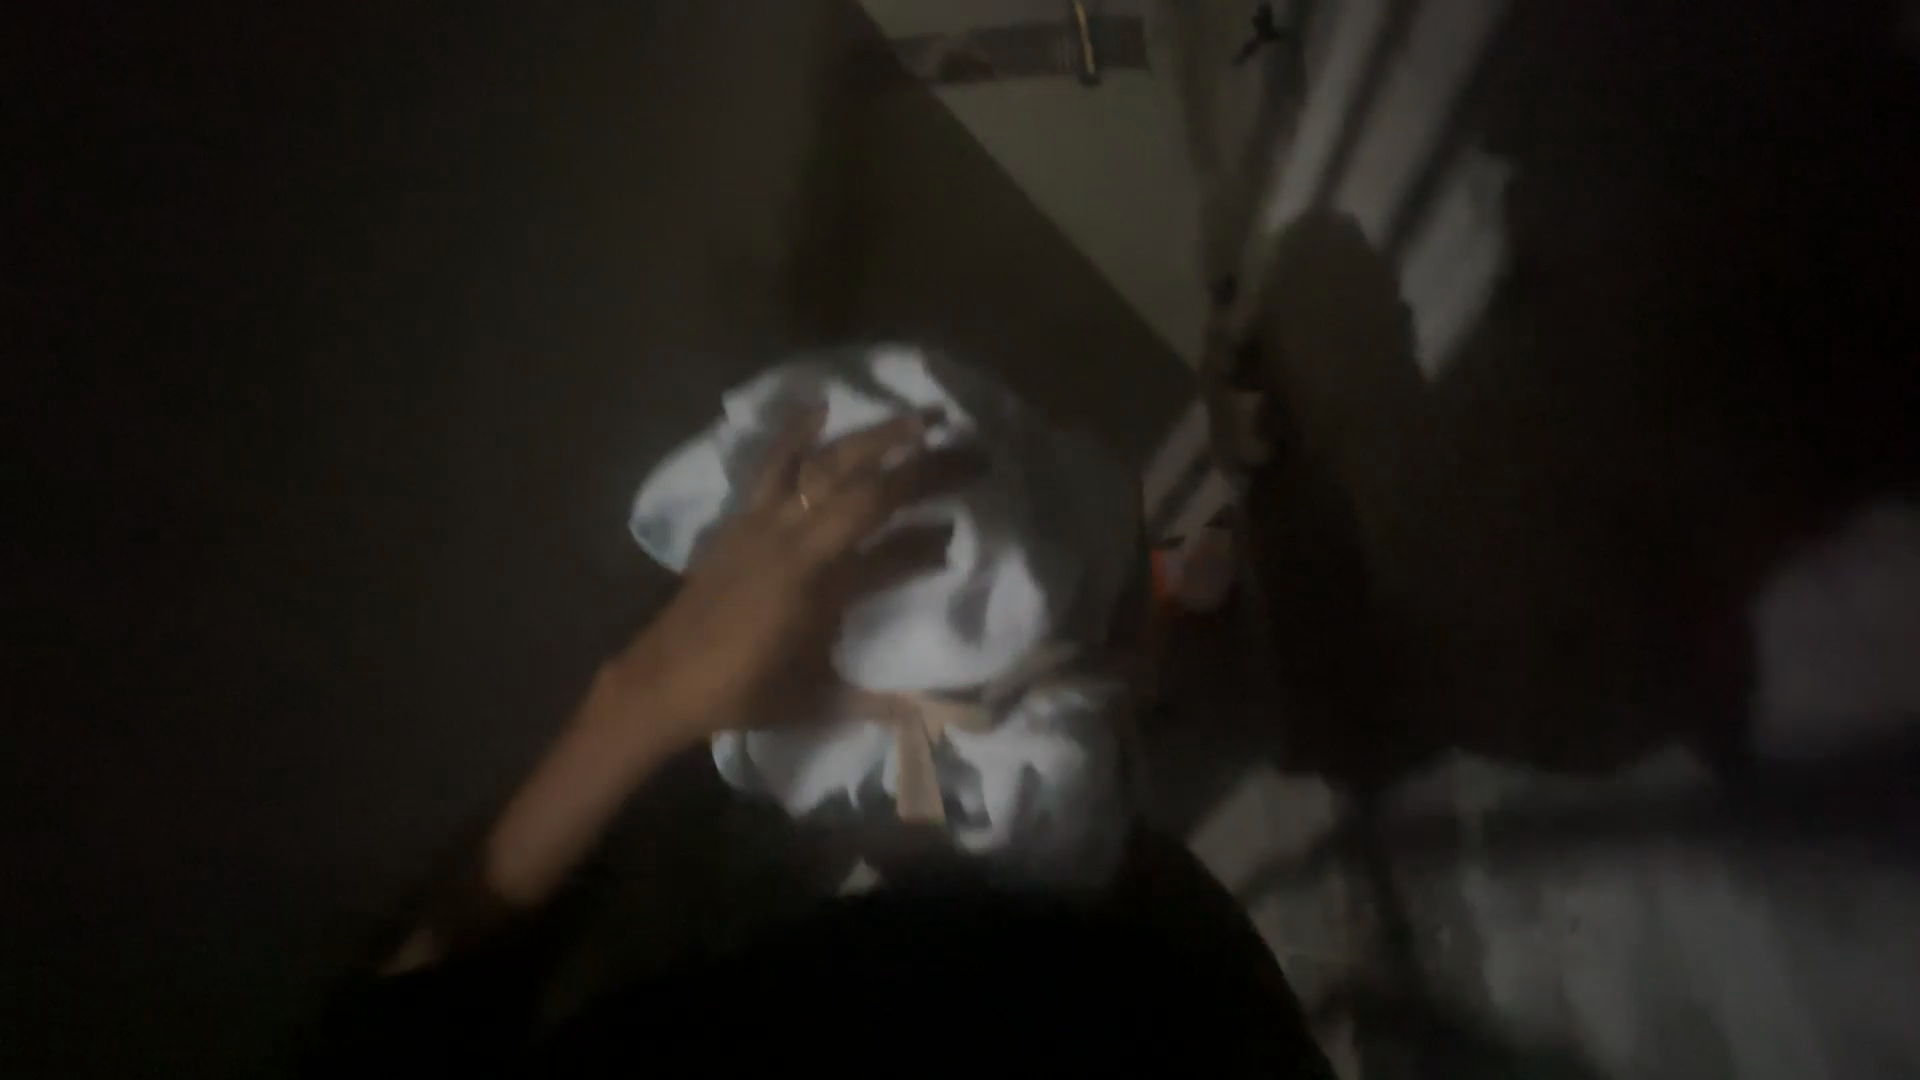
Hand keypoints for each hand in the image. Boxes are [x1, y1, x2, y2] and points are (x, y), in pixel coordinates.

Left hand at [611, 406, 983, 742]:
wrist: (661, 679)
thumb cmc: (743, 692)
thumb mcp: (818, 703)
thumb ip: (880, 704)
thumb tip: (934, 710)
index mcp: (820, 591)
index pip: (893, 554)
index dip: (933, 540)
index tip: (963, 528)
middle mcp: (796, 543)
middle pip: (870, 492)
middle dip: (926, 468)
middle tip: (971, 452)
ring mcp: (765, 522)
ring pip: (826, 464)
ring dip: (877, 436)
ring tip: (919, 416)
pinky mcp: (740, 516)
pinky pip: (772, 464)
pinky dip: (797, 432)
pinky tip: (821, 405)